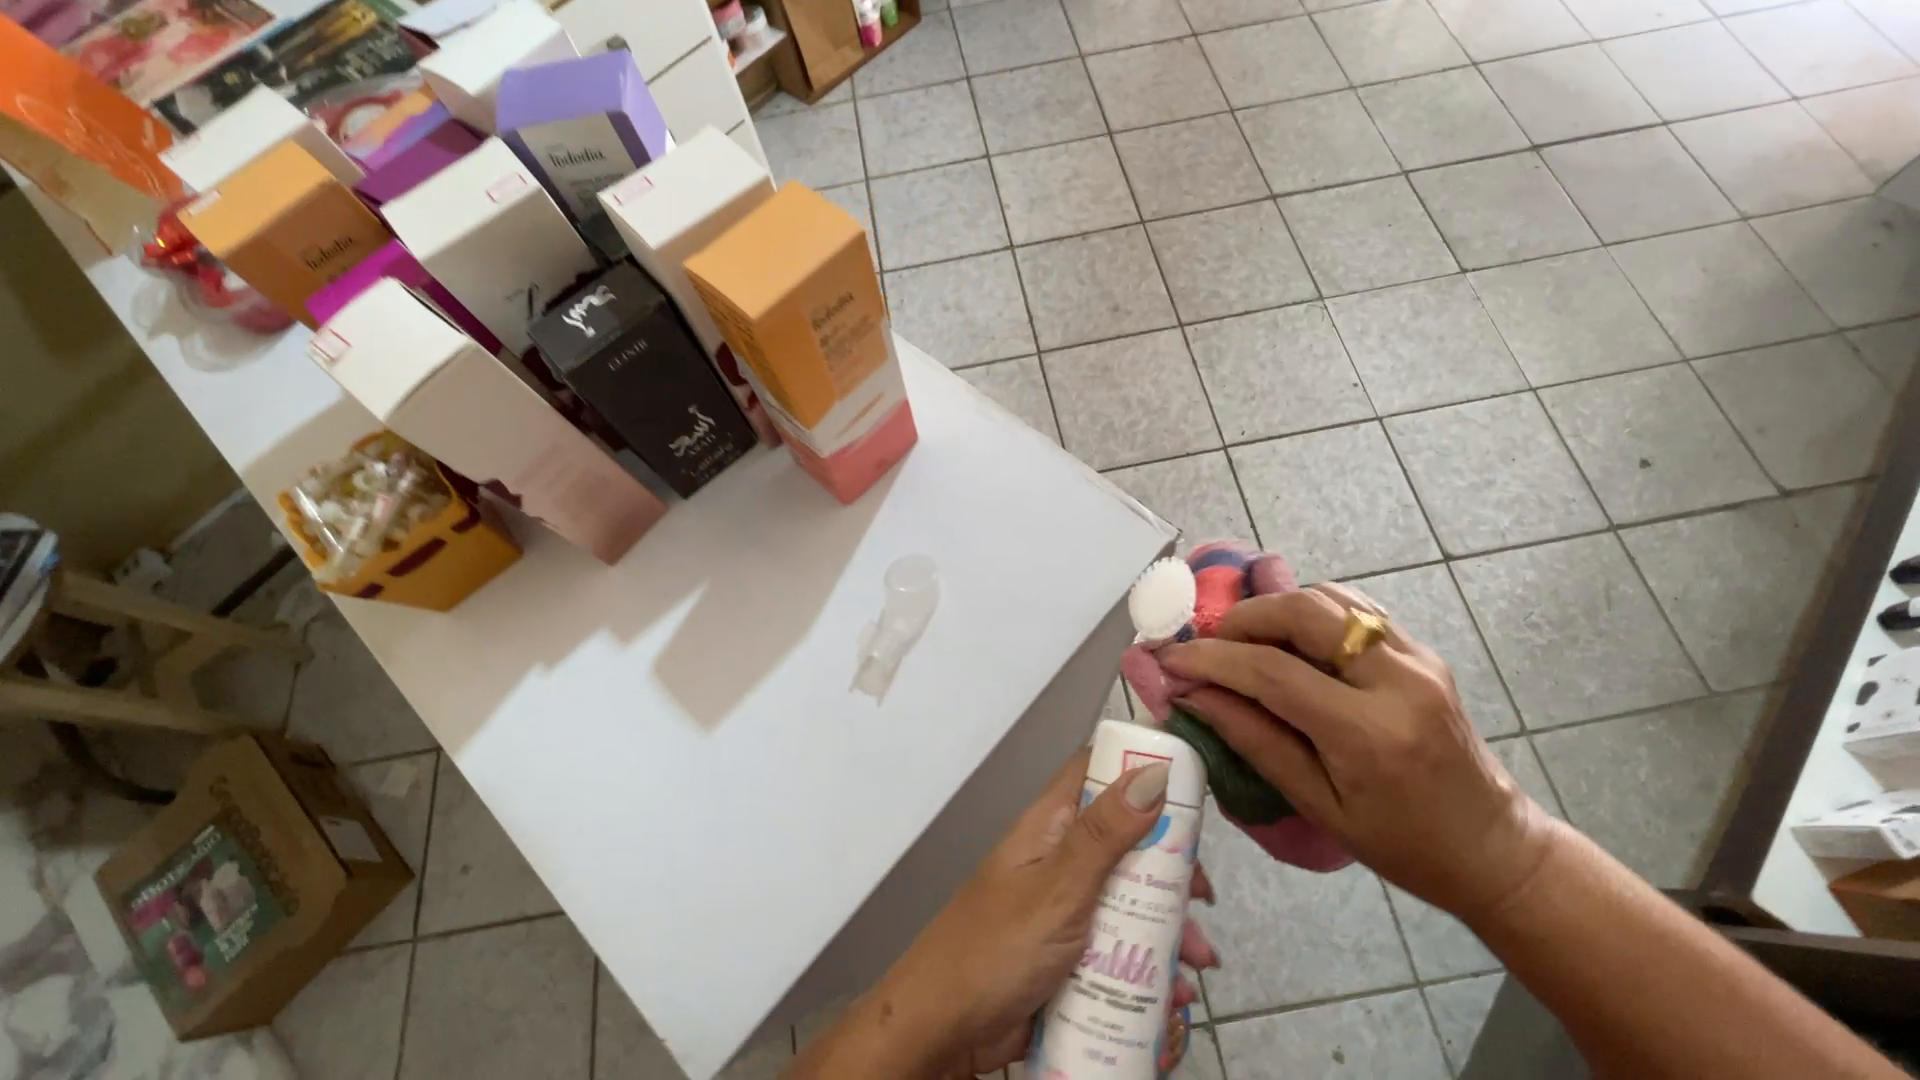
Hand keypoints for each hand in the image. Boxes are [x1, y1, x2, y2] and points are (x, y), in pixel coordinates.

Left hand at [795, 750, 1218, 1077]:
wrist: (945, 1029)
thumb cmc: (997, 948)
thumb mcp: (1059, 888)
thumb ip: (1105, 834)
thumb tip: (1153, 770)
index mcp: (1051, 826)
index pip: (1098, 772)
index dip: (1143, 771)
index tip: (1192, 791)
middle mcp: (1062, 858)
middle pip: (1129, 843)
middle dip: (1172, 870)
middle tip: (1203, 899)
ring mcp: (1068, 907)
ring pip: (1133, 900)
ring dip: (1170, 927)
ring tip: (1198, 963)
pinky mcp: (1073, 953)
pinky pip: (1122, 948)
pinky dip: (1151, 965)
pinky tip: (1173, 996)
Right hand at [1161, 583, 1559, 922]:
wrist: (1492, 846)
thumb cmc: (1401, 844)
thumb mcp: (1317, 805)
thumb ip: (1254, 740)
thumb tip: (1193, 696)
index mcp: (1369, 733)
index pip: (1272, 672)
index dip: (1212, 660)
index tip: (1170, 660)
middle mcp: (1398, 680)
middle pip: (1304, 612)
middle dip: (1243, 618)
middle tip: (1211, 646)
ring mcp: (1417, 658)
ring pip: (1330, 598)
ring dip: (1276, 608)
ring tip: (1244, 642)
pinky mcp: (1422, 651)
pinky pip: (1354, 609)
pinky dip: (1309, 611)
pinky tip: (1289, 640)